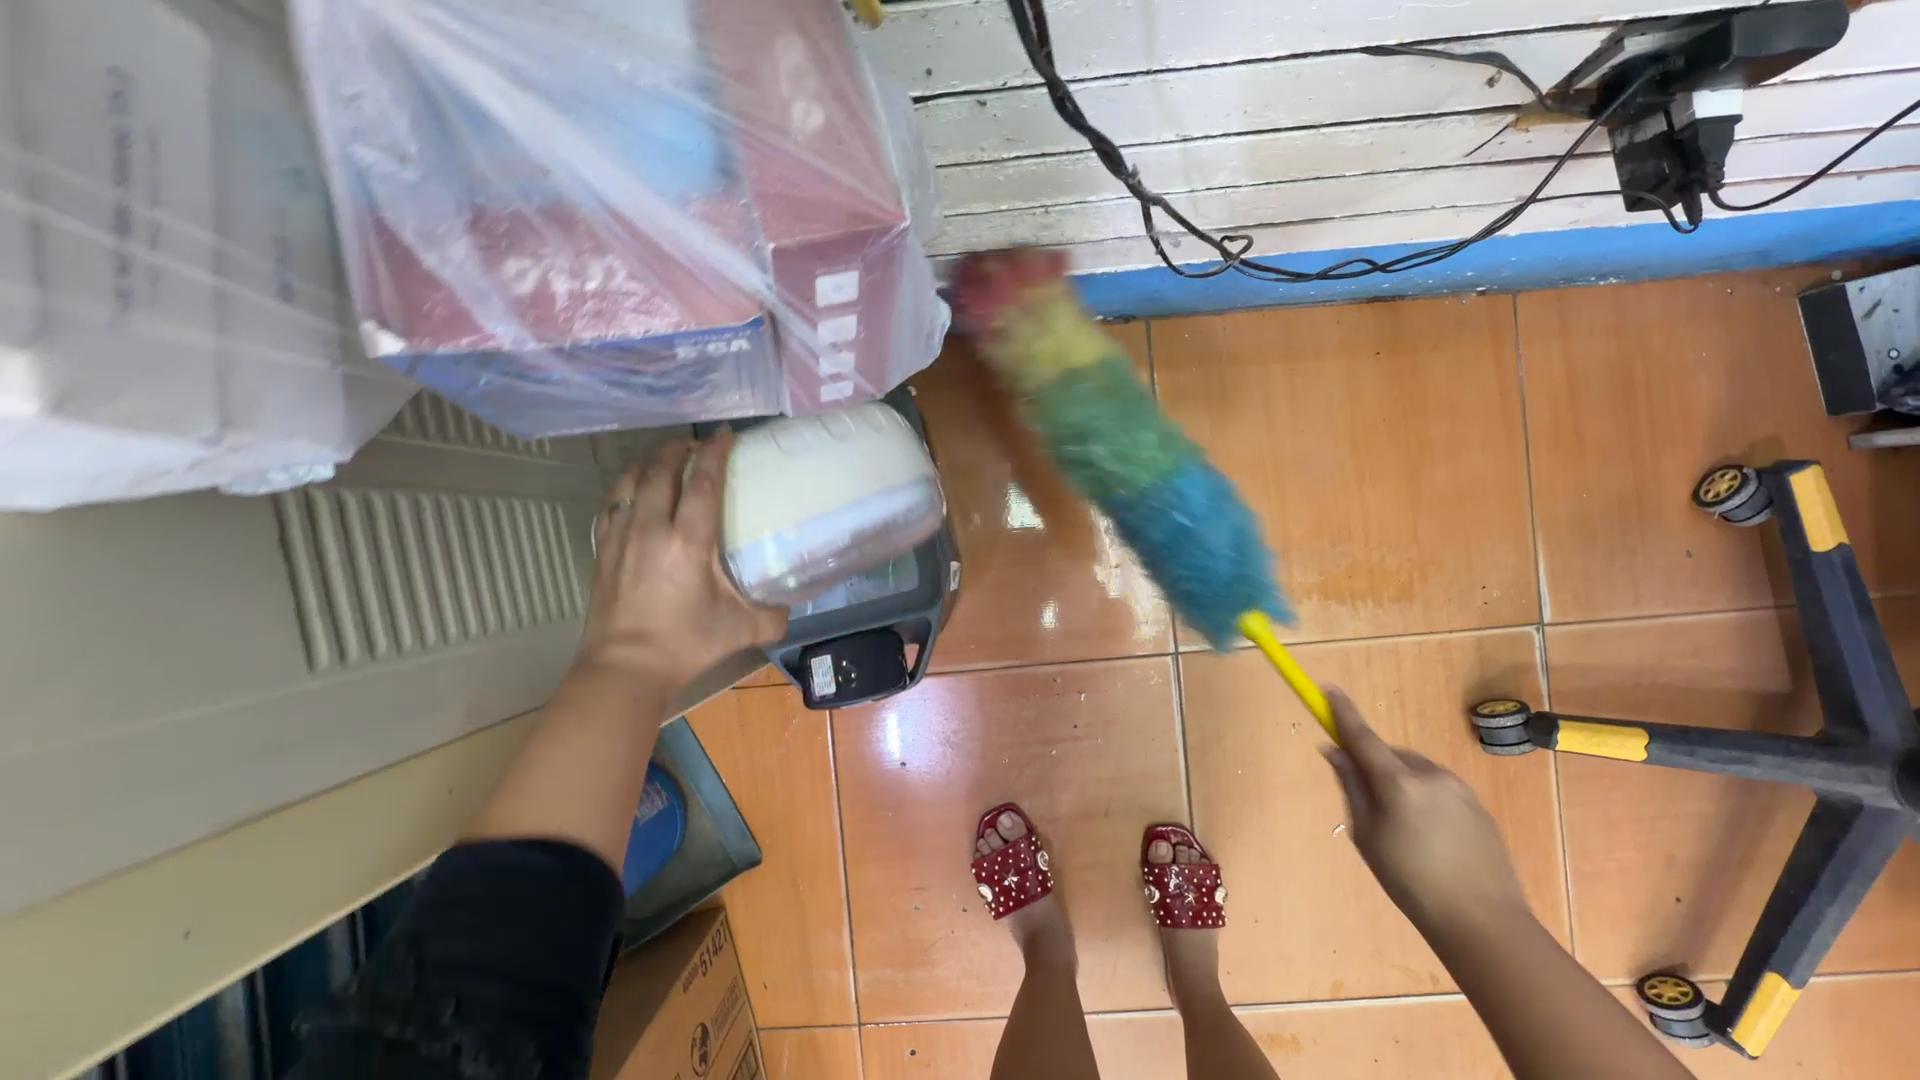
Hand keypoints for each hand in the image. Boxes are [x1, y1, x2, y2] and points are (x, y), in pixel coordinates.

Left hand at [578, 433, 787, 691]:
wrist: (625, 668)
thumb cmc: (686, 645)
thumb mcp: (741, 630)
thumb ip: (773, 615)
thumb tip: (792, 605)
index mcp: (689, 541)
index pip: (704, 482)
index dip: (716, 453)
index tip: (726, 436)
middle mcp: (652, 528)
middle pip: (661, 469)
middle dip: (678, 449)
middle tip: (695, 444)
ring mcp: (622, 537)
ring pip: (631, 481)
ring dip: (649, 463)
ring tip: (664, 459)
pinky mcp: (602, 550)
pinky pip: (611, 505)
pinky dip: (625, 489)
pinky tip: (633, 492)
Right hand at [1321, 688, 1530, 935]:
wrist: (1482, 919)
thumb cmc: (1410, 882)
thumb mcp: (1367, 836)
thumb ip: (1351, 787)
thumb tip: (1336, 751)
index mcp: (1398, 782)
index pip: (1363, 737)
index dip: (1344, 713)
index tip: (1329, 689)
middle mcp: (1429, 774)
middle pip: (1389, 754)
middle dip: (1373, 765)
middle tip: (1367, 804)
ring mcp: (1458, 787)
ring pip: (1414, 771)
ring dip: (1399, 783)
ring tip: (1401, 830)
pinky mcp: (1476, 803)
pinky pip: (1436, 787)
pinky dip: (1422, 798)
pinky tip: (1428, 837)